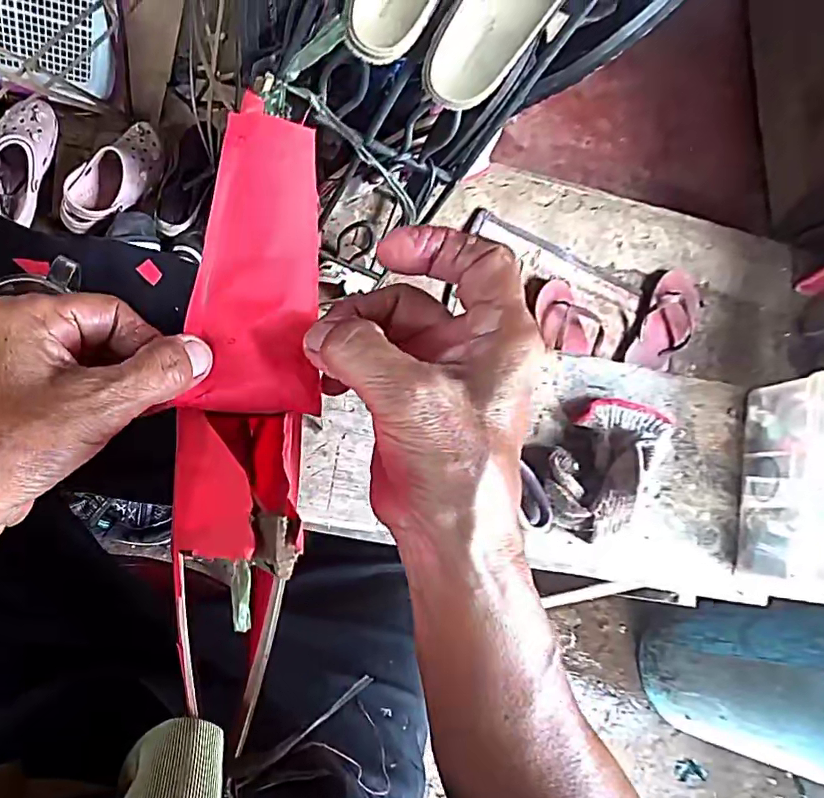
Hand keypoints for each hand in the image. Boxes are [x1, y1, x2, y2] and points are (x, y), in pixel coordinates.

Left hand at [0, 292, 211, 526]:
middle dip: (134, 371)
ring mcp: (25, 369)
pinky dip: (98, 407)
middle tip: (153, 397)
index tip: (172, 370)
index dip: (149, 343)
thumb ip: (153, 375)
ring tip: (121, 417)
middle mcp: (24, 336)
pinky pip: (77, 391)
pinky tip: (102, 428)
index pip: (116, 311)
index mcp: (33, 317)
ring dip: (118, 392)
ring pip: (93, 368)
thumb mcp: (97, 406)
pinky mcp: (28, 401)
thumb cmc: (3, 448)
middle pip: (106, 338)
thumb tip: (192, 354)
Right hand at [302, 225, 545, 550]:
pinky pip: (370, 367)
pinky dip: (345, 366)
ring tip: (325, 354)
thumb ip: (363, 352)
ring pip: (386, 336)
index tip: (394, 249)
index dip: (436, 247)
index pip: (479, 264)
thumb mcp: (411, 395)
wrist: (444, 524)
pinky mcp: (405, 405)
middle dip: (368, 310)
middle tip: (334, 329)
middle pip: (413, 302)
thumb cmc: (462, 473)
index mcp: (498, 337)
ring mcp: (433, 380)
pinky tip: (329, 376)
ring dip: (350, 339)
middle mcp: (468, 354)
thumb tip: (327, 332)